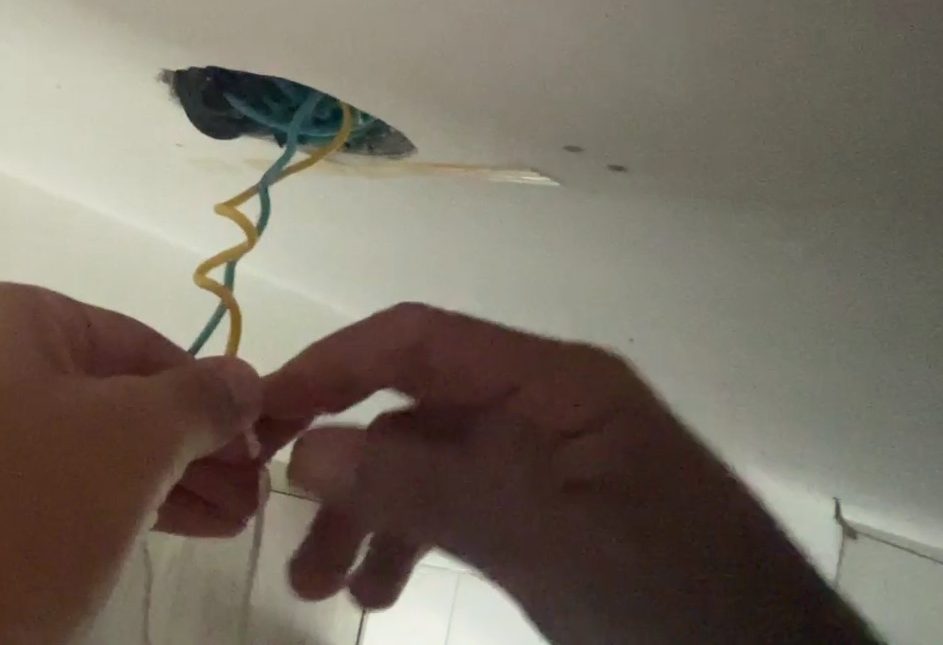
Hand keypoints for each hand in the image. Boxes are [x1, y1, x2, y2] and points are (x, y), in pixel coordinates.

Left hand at [0, 282, 262, 644]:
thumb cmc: (16, 503)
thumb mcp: (127, 440)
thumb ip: (195, 401)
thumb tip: (246, 377)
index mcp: (17, 318)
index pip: (140, 342)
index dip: (209, 393)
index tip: (265, 443)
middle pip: (115, 394)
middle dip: (191, 445)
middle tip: (254, 494)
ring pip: (87, 444)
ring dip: (160, 479)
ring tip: (228, 520)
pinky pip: (52, 483)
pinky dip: (111, 503)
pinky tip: (163, 526)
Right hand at [260, 303, 875, 644]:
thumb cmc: (674, 603)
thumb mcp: (542, 542)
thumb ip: (419, 489)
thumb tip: (301, 451)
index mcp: (550, 381)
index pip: (416, 340)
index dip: (334, 362)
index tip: (267, 406)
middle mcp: (534, 405)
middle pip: (407, 407)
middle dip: (340, 457)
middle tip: (270, 490)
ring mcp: (535, 459)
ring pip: (419, 464)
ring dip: (363, 515)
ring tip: (317, 582)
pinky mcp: (538, 509)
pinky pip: (448, 506)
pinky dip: (404, 541)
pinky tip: (374, 590)